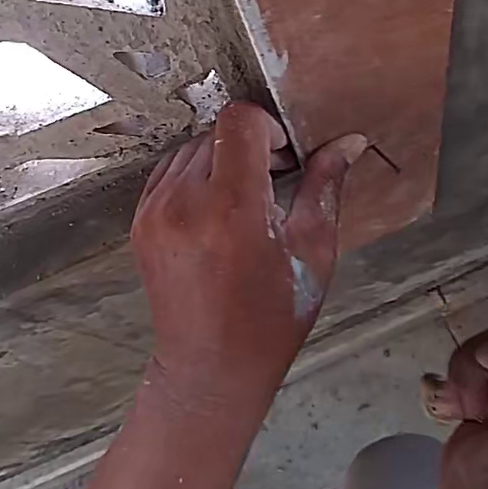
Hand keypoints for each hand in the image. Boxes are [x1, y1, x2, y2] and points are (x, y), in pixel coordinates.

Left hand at [132, 101, 367, 409]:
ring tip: (246, 195)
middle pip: (217, 131)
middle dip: (250, 143)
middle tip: (274, 176)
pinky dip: (197, 174)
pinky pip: (169, 172)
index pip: (239, 121)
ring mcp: (154, 212)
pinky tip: (218, 206)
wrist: (210, 367)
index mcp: (232, 209)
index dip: (268, 126)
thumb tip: (346, 143)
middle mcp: (184, 203)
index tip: (285, 153)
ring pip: (191, 147)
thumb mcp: (312, 252)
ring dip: (223, 157)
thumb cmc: (269, 319)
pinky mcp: (140, 221)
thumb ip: (325, 187)